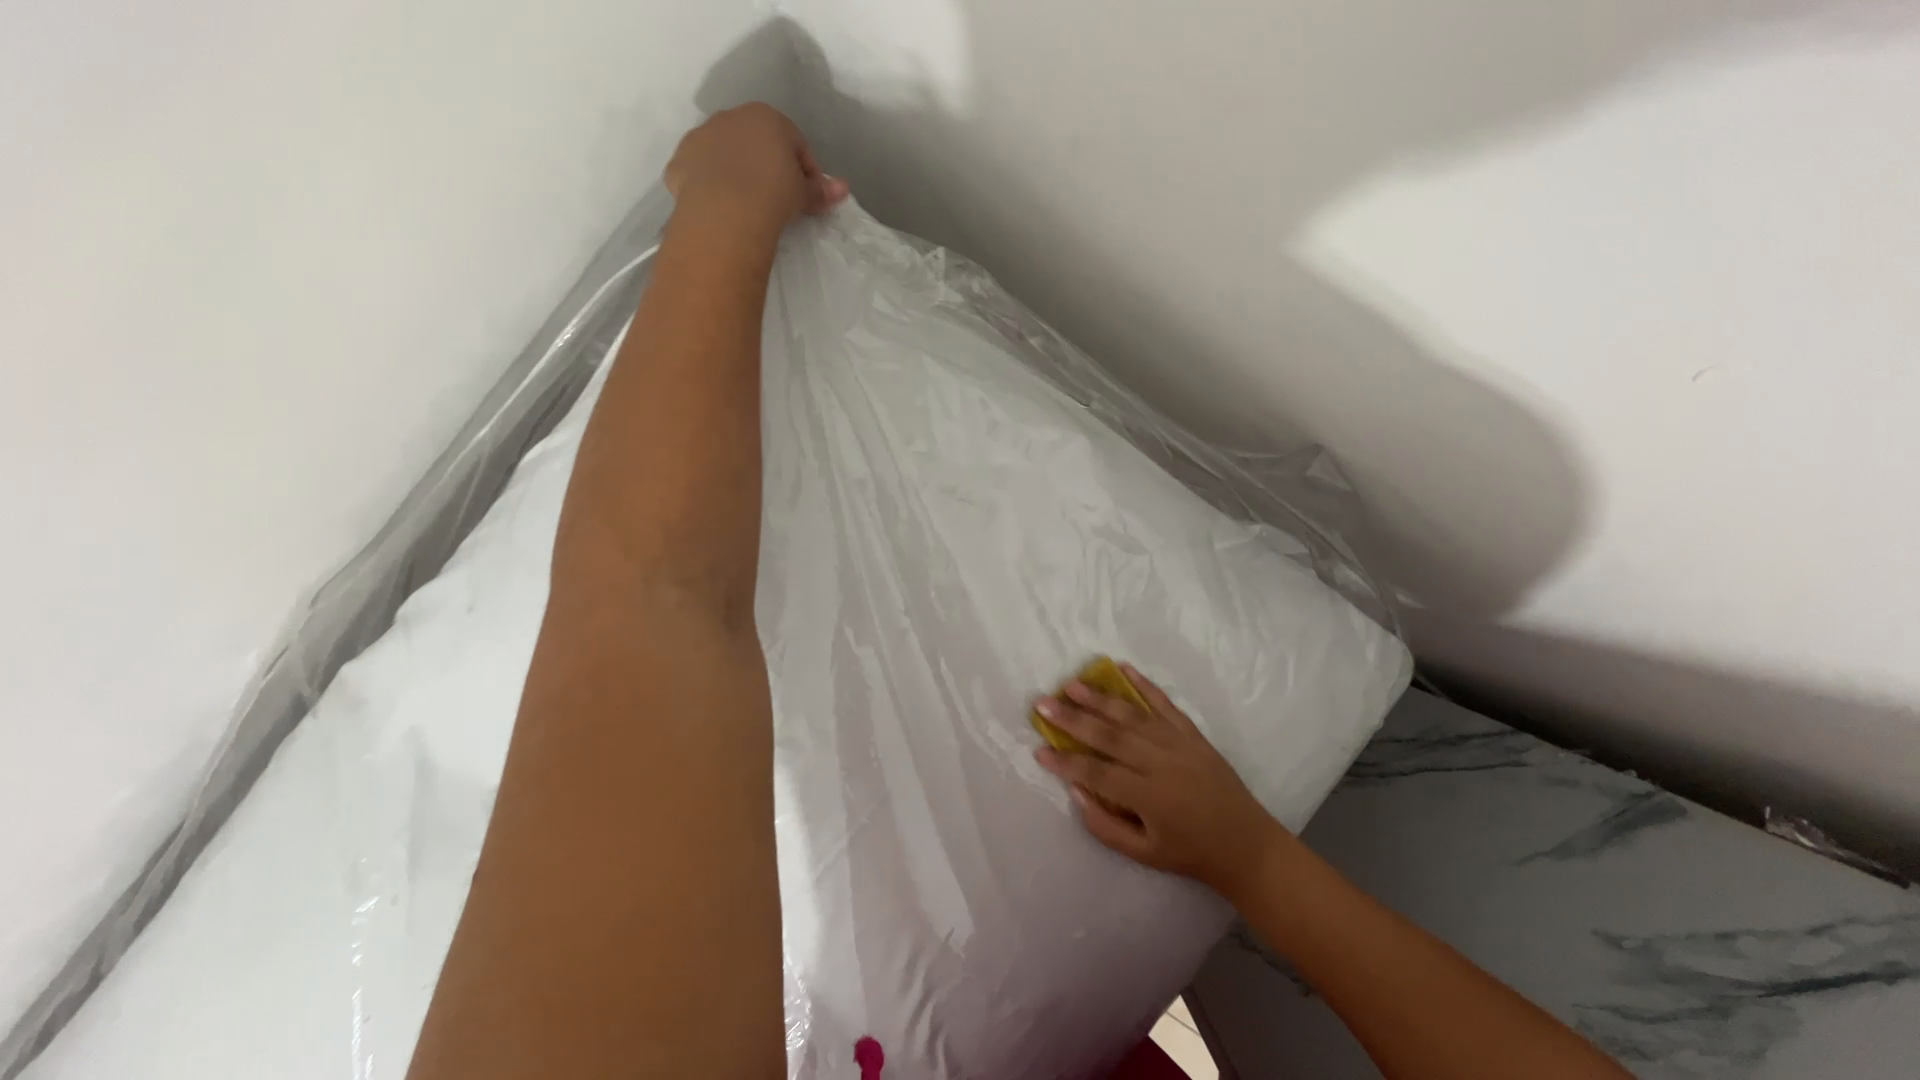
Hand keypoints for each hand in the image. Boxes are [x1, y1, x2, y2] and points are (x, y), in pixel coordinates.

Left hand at [665, 104, 847, 234]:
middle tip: (778, 201)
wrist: (725, 211)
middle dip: (767, 167)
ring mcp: (699, 138)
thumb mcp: (804, 194)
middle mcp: (729, 118)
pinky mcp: (678, 163)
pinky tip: (719, 209)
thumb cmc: (773, 194)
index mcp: (766, 117)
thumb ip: (821, 189)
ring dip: (735, 174)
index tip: (809, 195)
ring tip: (747, 207)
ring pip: (724, 156)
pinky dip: (709, 187)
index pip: (794, 142)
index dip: (806, 170)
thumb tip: (843, 190)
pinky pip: (699, 174)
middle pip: (755, 143)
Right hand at [1034, 664, 1286, 896]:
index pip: (1096, 772)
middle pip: (1109, 735)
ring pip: (1132, 715)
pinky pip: (1165, 705)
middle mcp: (1161, 763)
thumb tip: (1076, 790)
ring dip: (1100, 698)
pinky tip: (1124, 669)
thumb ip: (1105, 826)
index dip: (1065, 761)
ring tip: (1072, 684)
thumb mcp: (1144, 854)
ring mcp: (1179, 744)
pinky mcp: (1193, 735)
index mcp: (1148, 796)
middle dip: (1072, 718)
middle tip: (1043, 703)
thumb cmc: (1190, 853)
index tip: (1039, 750)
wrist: (1246, 845)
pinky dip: (1144, 685)